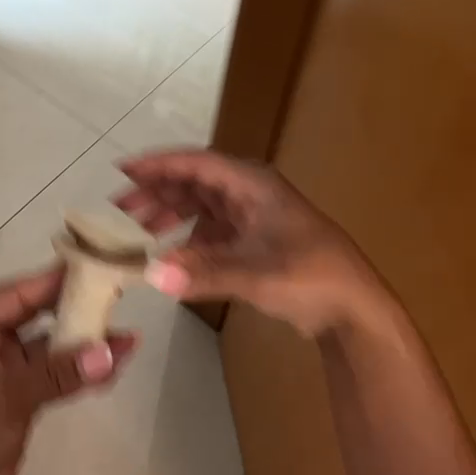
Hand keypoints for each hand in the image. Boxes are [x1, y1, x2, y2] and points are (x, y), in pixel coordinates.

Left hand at [0, 267, 138, 474]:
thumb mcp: (12, 394)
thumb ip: (62, 371)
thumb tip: (113, 351)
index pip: (17, 293)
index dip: (53, 280)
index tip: (91, 264)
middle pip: (35, 314)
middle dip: (74, 310)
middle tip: (114, 293)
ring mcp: (3, 367)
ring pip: (48, 345)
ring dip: (83, 344)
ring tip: (126, 336)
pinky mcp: (19, 392)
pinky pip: (53, 372)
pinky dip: (78, 370)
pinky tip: (113, 365)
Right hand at [115, 149, 385, 336]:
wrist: (355, 311)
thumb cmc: (311, 277)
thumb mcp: (255, 274)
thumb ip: (203, 273)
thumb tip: (153, 275)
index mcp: (253, 185)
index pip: (197, 163)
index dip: (160, 165)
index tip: (124, 171)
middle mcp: (250, 194)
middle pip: (195, 183)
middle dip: (158, 192)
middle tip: (120, 209)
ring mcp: (254, 218)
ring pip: (201, 206)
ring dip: (170, 214)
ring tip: (136, 230)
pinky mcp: (255, 243)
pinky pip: (211, 231)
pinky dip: (188, 239)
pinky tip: (169, 255)